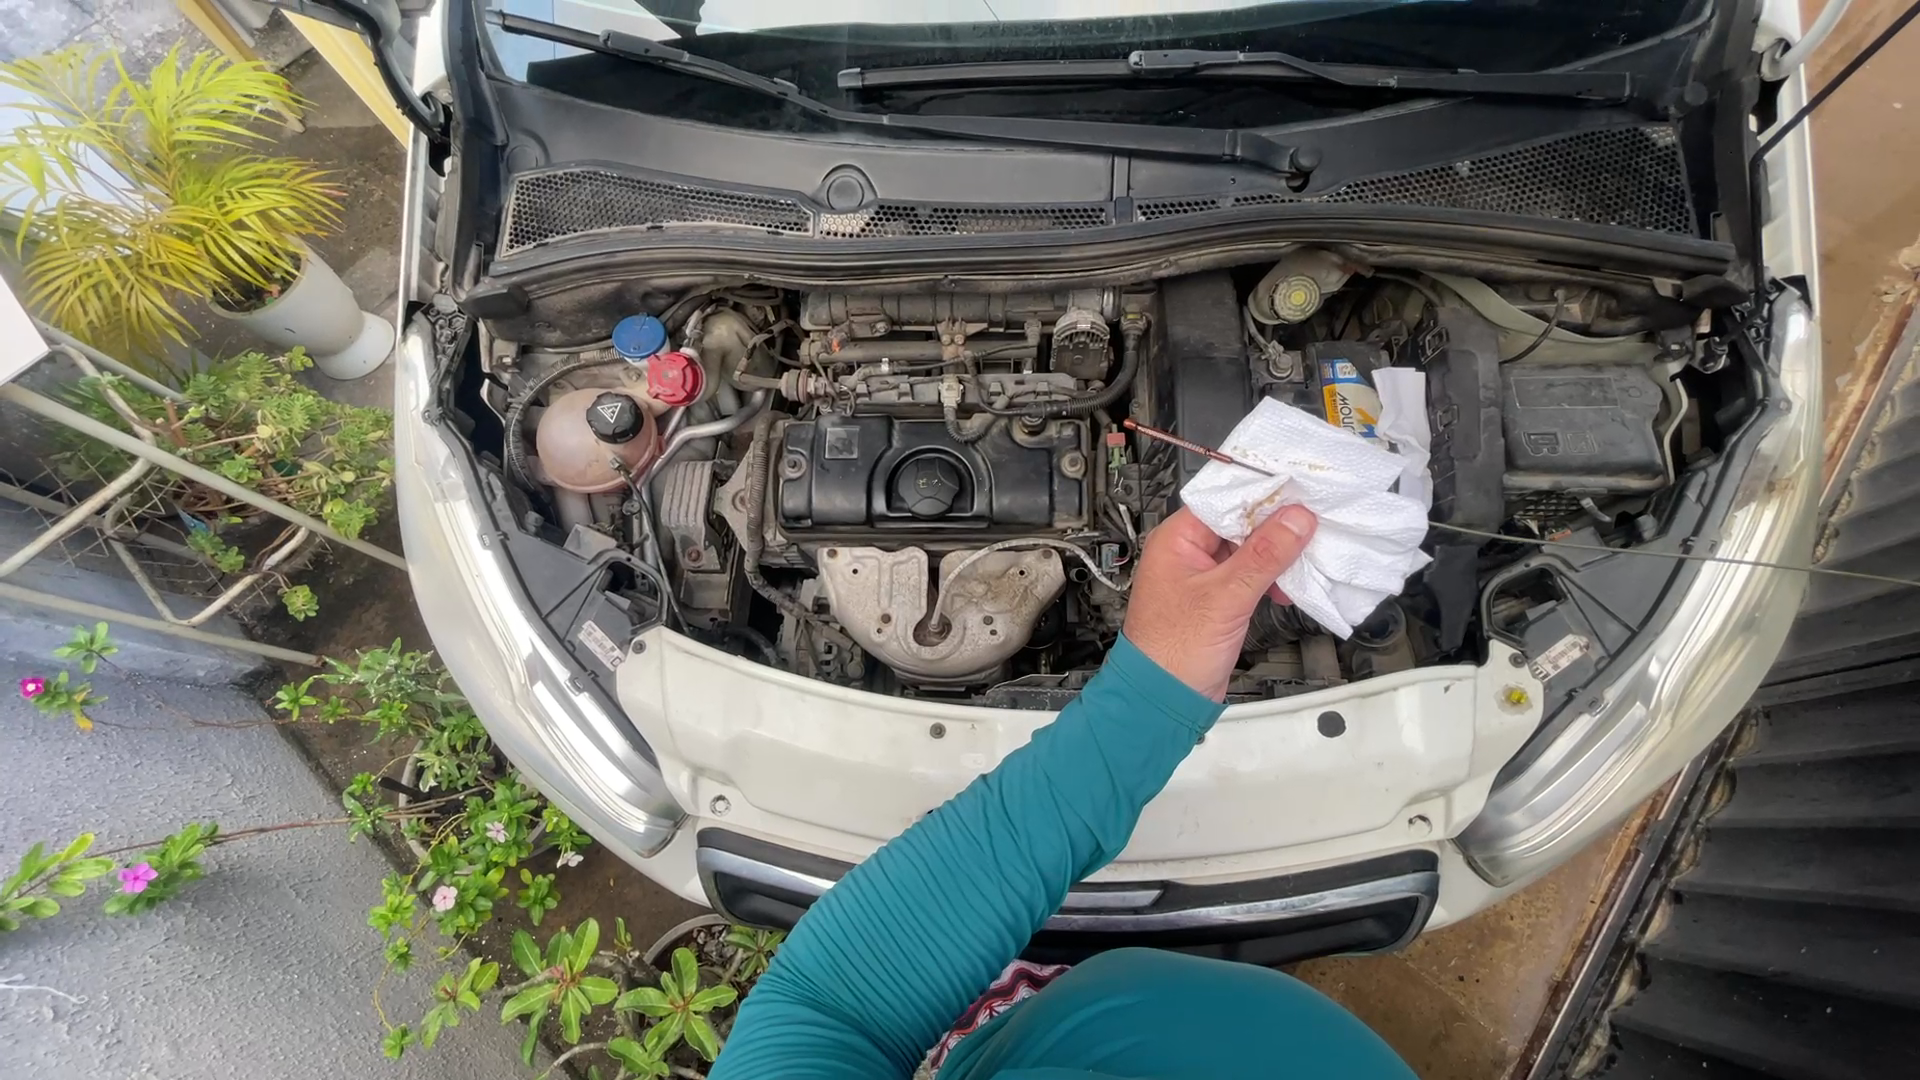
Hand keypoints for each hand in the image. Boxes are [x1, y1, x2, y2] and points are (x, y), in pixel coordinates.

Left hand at [1121, 505, 1316, 700]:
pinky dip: (1270, 577)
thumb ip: (1263, 556)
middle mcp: (1186, 552)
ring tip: (1309, 556)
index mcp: (1175, 540)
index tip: (1301, 490)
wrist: (1163, 698)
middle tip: (1316, 522)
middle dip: (1275, 526)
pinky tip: (1290, 586)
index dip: (1261, 494)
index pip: (1222, 500)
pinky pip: (1248, 575)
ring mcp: (1202, 576)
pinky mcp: (1216, 599)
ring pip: (1247, 550)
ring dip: (1276, 554)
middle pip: (1238, 523)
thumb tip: (1296, 518)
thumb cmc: (1174, 650)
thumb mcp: (1225, 597)